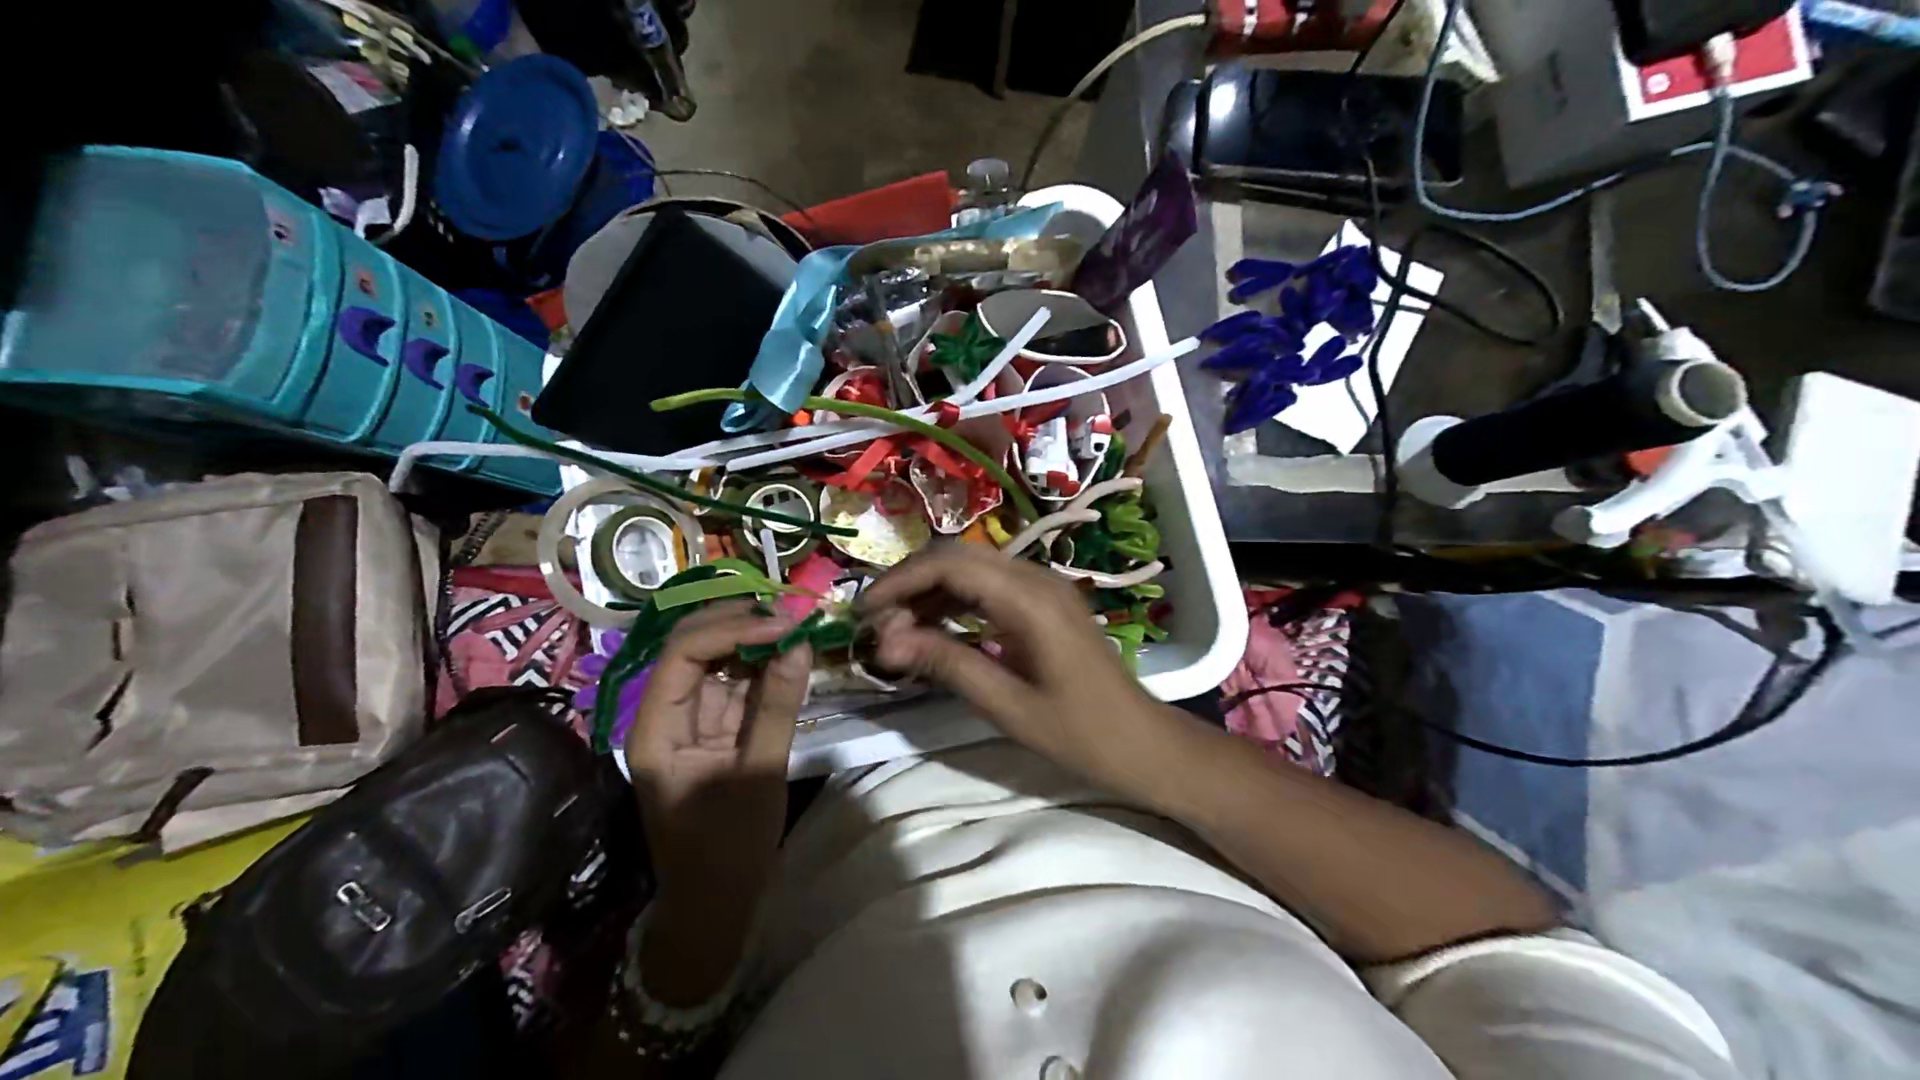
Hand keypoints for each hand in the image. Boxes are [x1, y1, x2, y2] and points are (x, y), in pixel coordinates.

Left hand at [624, 602, 808, 1003]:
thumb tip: (799, 645)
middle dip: (739, 622)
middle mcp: (665, 715)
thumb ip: (777, 707)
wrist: (715, 907)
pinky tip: (790, 653)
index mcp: (656, 729)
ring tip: (797, 623)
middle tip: (791, 611)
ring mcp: (690, 721)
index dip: (731, 630)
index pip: (683, 654)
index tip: (781, 624)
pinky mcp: (714, 731)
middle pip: (693, 647)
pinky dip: (763, 668)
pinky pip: (736, 686)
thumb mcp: (759, 776)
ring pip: (717, 662)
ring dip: (755, 640)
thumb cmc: (728, 850)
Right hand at [857, 544, 1172, 785]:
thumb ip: (947, 664)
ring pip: (974, 568)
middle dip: (912, 582)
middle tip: (878, 623)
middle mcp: (1037, 578)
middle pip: (959, 557)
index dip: (901, 581)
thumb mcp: (1006, 705)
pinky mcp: (1047, 601)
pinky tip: (936, 628)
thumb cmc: (1079, 732)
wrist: (1143, 741)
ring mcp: (1045, 586)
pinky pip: (992, 585)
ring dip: (932, 590)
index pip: (951, 565)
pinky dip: (957, 600)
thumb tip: (885, 642)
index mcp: (1030, 600)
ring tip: (899, 630)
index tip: (866, 612)